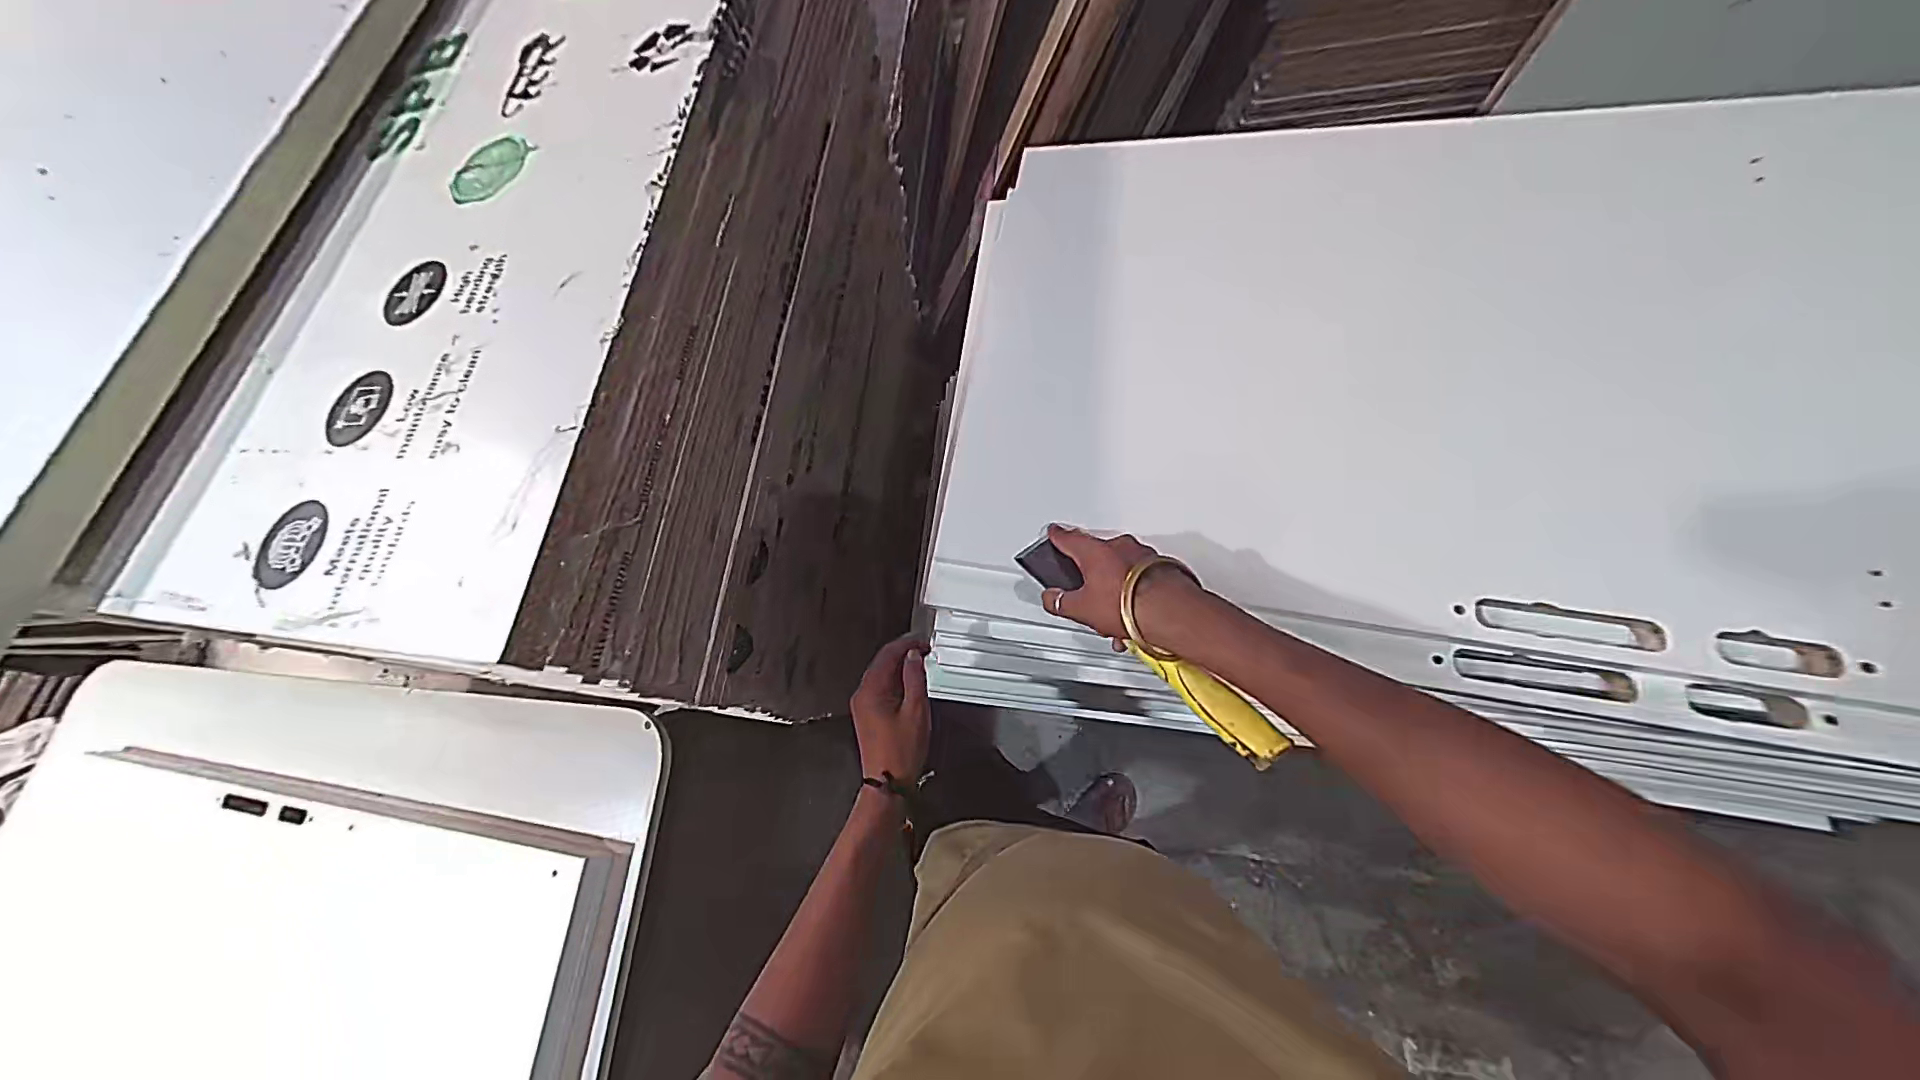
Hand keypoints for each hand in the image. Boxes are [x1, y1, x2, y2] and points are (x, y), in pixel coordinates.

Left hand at [850, 636, 930, 782]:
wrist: (887, 782)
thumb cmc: (900, 752)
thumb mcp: (916, 710)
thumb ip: (915, 678)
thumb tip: (914, 657)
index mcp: (871, 690)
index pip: (888, 654)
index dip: (907, 644)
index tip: (922, 641)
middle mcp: (862, 695)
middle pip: (882, 662)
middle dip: (903, 652)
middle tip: (923, 649)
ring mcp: (862, 705)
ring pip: (881, 674)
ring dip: (899, 666)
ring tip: (919, 663)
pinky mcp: (867, 715)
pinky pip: (880, 687)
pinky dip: (895, 680)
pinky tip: (908, 683)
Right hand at [1040, 524, 1199, 644]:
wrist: (1170, 613)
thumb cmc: (1129, 604)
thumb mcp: (1081, 609)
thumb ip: (1060, 601)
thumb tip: (1051, 598)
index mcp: (1094, 551)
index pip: (1068, 538)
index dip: (1057, 537)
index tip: (1053, 532)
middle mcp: (1120, 547)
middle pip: (1097, 556)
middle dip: (1091, 577)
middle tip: (1085, 594)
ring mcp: (1143, 555)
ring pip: (1120, 570)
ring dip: (1115, 591)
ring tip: (1114, 619)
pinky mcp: (1163, 568)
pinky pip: (1140, 579)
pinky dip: (1134, 596)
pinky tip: (1133, 620)